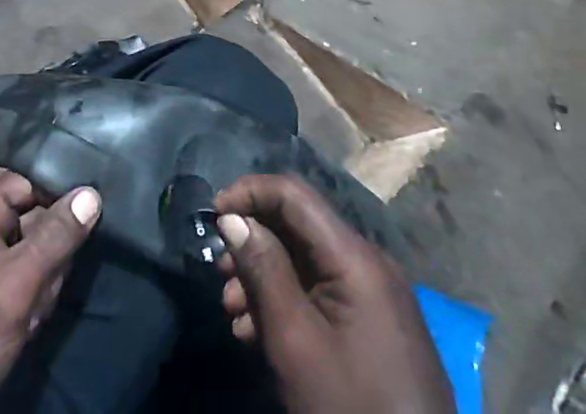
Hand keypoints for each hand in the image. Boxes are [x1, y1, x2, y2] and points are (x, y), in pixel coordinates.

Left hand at [0, 174, 100, 413]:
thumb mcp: (16, 284)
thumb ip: (55, 237)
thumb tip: (93, 193)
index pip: (33, 178)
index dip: (64, 190)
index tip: (95, 207)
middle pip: (44, 212)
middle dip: (54, 249)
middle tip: (46, 280)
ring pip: (47, 243)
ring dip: (50, 276)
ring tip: (33, 305)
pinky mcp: (4, 276)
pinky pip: (39, 268)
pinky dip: (43, 292)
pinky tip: (31, 316)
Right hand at [215, 175, 453, 413]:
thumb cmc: (348, 403)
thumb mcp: (295, 340)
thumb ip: (264, 271)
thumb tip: (234, 220)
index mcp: (355, 255)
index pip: (295, 195)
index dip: (250, 193)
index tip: (213, 215)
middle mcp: (367, 261)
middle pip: (299, 228)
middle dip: (253, 243)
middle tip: (220, 275)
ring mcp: (372, 292)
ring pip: (306, 261)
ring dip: (263, 277)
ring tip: (233, 312)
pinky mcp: (371, 320)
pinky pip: (320, 291)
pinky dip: (285, 301)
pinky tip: (257, 331)